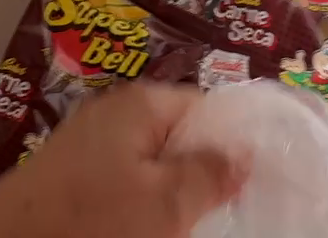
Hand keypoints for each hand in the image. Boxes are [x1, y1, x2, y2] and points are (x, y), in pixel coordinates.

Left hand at [0, 84, 243, 237]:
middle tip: (226, 206)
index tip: (255, 176)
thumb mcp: (164, 204)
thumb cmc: (93, 220)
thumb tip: (244, 149)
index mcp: (143, 102)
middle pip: (177, 131)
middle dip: (201, 167)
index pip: (204, 106)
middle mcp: (116, 108)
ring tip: (189, 221)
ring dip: (171, 187)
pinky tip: (146, 224)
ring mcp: (91, 137)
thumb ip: (208, 173)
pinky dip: (141, 196)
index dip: (232, 139)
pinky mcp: (73, 168)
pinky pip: (124, 174)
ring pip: (150, 157)